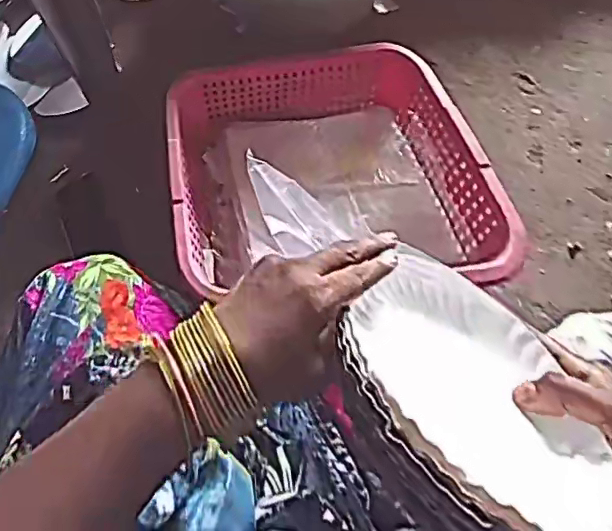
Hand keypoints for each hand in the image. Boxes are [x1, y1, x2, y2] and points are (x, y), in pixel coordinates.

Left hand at [213, 237, 397, 405]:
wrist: (216, 358)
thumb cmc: (271, 372)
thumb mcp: (317, 365)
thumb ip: (335, 333)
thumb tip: (341, 314)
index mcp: (317, 295)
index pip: (356, 277)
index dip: (377, 268)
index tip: (395, 258)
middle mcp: (297, 271)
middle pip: (338, 253)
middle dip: (365, 246)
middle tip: (388, 239)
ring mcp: (275, 264)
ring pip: (314, 257)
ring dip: (336, 258)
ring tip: (355, 257)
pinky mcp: (259, 267)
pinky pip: (293, 264)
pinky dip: (310, 268)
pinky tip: (316, 274)